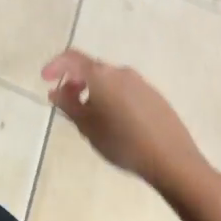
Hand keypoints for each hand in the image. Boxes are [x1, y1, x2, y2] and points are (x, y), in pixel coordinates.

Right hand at [42, 49, 207, 189]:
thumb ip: (67, 104)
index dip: (55, 66)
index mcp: (101, 75)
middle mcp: (121, 72)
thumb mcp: (86, 126)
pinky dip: (114, 99)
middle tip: (69, 103)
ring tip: (93, 118)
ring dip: (96, 92)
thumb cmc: (123, 142)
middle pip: (92, 69)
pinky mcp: (157, 99)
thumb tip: (56, 91)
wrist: (175, 163)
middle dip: (76, 82)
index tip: (46, 80)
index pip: (71, 58)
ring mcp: (142, 84)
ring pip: (110, 81)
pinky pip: (127, 92)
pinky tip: (118, 124)